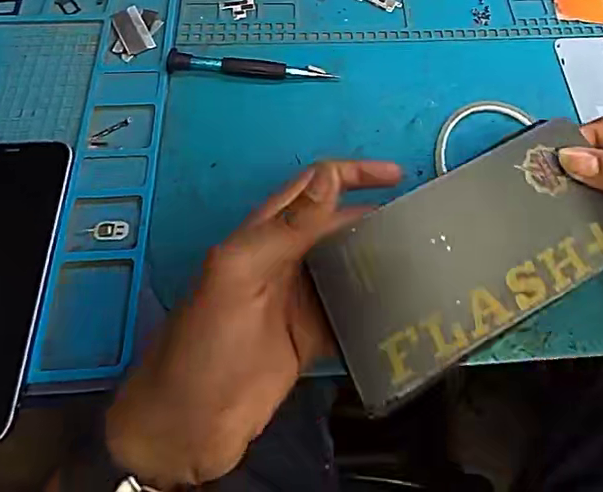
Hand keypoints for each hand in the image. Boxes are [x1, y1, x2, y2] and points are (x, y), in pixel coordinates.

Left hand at [104, 159, 402, 487]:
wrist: (184, 429)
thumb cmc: (204, 344)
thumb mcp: (238, 275)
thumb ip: (284, 227)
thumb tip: (329, 177)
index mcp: (265, 233)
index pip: (315, 185)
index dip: (353, 173)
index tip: (395, 176)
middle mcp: (285, 257)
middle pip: (337, 222)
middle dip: (373, 213)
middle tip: (417, 221)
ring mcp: (298, 298)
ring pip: (346, 262)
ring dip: (376, 256)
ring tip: (419, 259)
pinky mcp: (308, 336)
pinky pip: (347, 309)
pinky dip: (372, 304)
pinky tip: (398, 308)